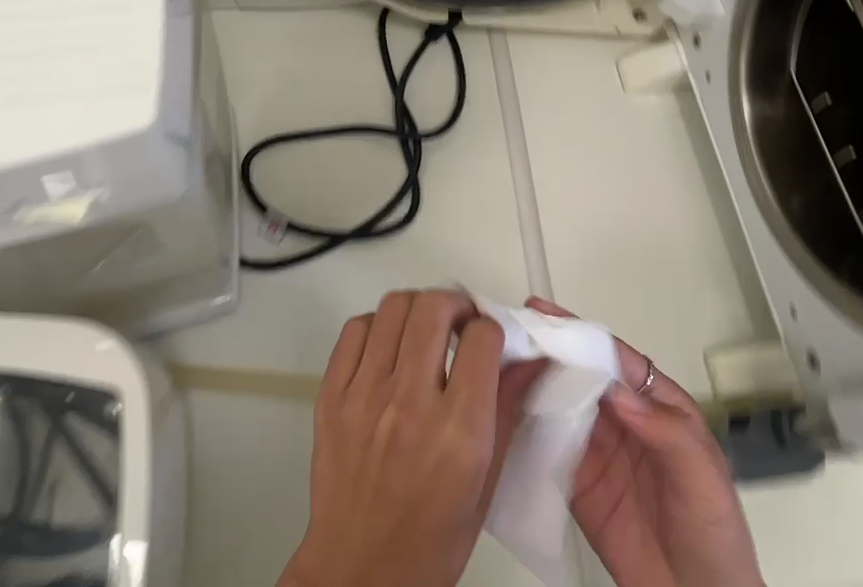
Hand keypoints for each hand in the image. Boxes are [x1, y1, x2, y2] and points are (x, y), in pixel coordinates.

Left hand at [281, 290, 530, 586]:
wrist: (361, 568)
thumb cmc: (431, 537)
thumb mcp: (486, 479)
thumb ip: (508, 409)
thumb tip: (532, 359)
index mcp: (458, 431)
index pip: (482, 338)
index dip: (493, 329)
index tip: (492, 338)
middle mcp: (409, 404)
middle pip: (433, 308)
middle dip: (455, 303)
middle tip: (462, 320)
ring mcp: (364, 396)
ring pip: (392, 309)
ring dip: (417, 308)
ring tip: (426, 328)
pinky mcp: (330, 396)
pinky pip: (354, 331)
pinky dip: (376, 325)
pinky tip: (388, 345)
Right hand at [527, 298, 763, 586]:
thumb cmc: (715, 534)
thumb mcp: (702, 474)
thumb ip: (664, 430)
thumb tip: (616, 391)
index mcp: (657, 406)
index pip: (615, 360)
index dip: (581, 334)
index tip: (545, 314)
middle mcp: (623, 421)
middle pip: (580, 376)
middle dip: (547, 351)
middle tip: (507, 332)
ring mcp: (597, 452)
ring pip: (558, 406)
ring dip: (530, 384)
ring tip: (494, 364)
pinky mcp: (576, 486)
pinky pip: (546, 450)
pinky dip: (523, 431)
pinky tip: (500, 416)